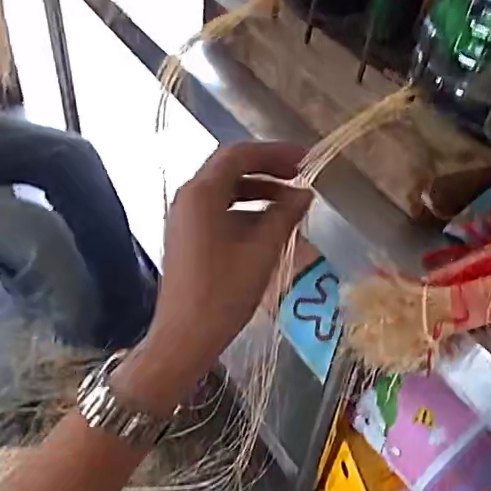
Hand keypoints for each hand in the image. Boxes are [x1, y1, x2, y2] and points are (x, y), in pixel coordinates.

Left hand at [113, 142, 313, 412]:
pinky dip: (244, 209)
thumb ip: (285, 215)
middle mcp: (187, 198)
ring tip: (292, 202)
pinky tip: (269, 226)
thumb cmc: (223, 294)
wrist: (184, 337)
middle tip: (301, 175)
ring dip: (258, 190)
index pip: (239, 154)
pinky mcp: (186, 237)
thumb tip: (304, 193)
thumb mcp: (262, 251)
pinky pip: (217, 210)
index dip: (275, 152)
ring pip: (224, 190)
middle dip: (267, 168)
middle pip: (229, 168)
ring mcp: (183, 218)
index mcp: (201, 194)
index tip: (306, 159)